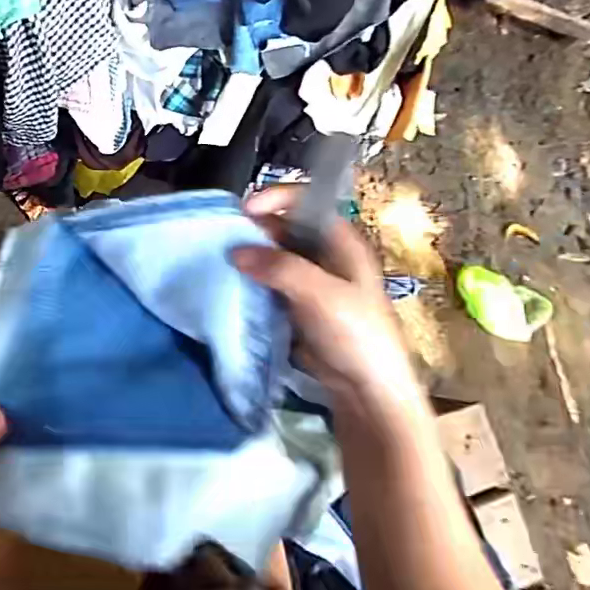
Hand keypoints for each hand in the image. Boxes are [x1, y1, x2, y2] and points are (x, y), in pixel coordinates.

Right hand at [232, 184, 431, 427]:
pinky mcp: (298, 307)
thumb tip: (236, 250)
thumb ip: (280, 268)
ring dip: (251, 257)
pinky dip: (252, 282)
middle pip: (285, 228)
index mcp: (342, 242)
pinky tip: (233, 287)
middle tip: (223, 240)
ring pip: (275, 257)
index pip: (307, 202)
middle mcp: (326, 255)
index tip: (243, 212)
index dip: (275, 198)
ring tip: (222, 262)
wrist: (368, 391)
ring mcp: (312, 282)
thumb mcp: (321, 295)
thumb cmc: (356, 335)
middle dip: (255, 229)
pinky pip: (270, 285)